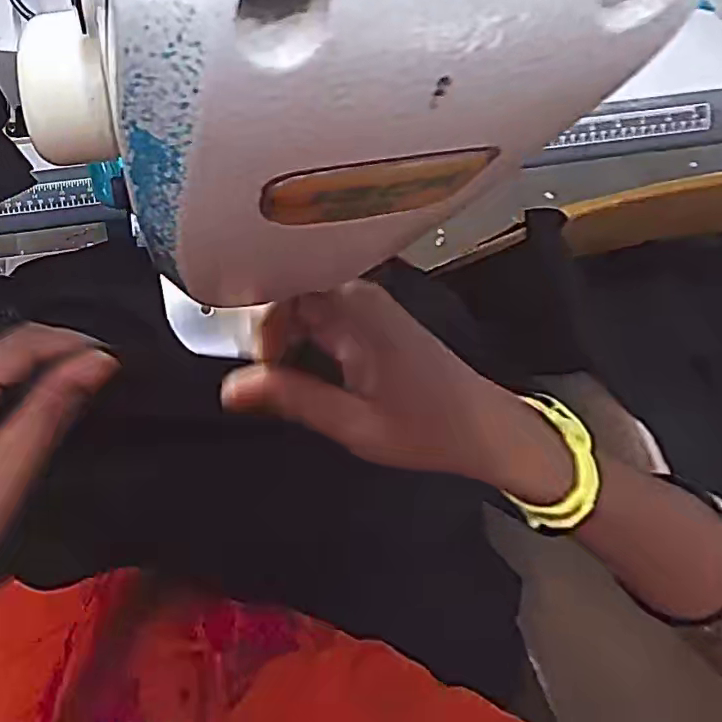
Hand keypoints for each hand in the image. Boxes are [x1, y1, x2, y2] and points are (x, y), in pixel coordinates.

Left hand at [0, 324, 117, 620]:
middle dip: (57, 355)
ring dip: (39, 367)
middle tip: (96, 370)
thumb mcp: (14, 463)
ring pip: (1, 356)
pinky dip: (17, 381)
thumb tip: (92, 363)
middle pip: (11, 344)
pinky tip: (38, 396)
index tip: (103, 355)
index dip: (71, 345)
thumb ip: (56, 402)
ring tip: (75, 382)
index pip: (22, 342)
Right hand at [219, 279, 572, 502]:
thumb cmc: (430, 428)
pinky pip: (316, 312)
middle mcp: (358, 294)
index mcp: (355, 310)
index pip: (281, 291)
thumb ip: (290, 398)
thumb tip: (232, 388)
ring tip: (289, 379)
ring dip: (284, 338)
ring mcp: (364, 300)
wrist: (489, 430)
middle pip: (286, 293)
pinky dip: (301, 339)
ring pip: (298, 303)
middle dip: (270, 336)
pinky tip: (308, 370)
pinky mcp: (367, 312)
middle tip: (271, 380)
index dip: (260, 328)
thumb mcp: (353, 424)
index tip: (261, 368)